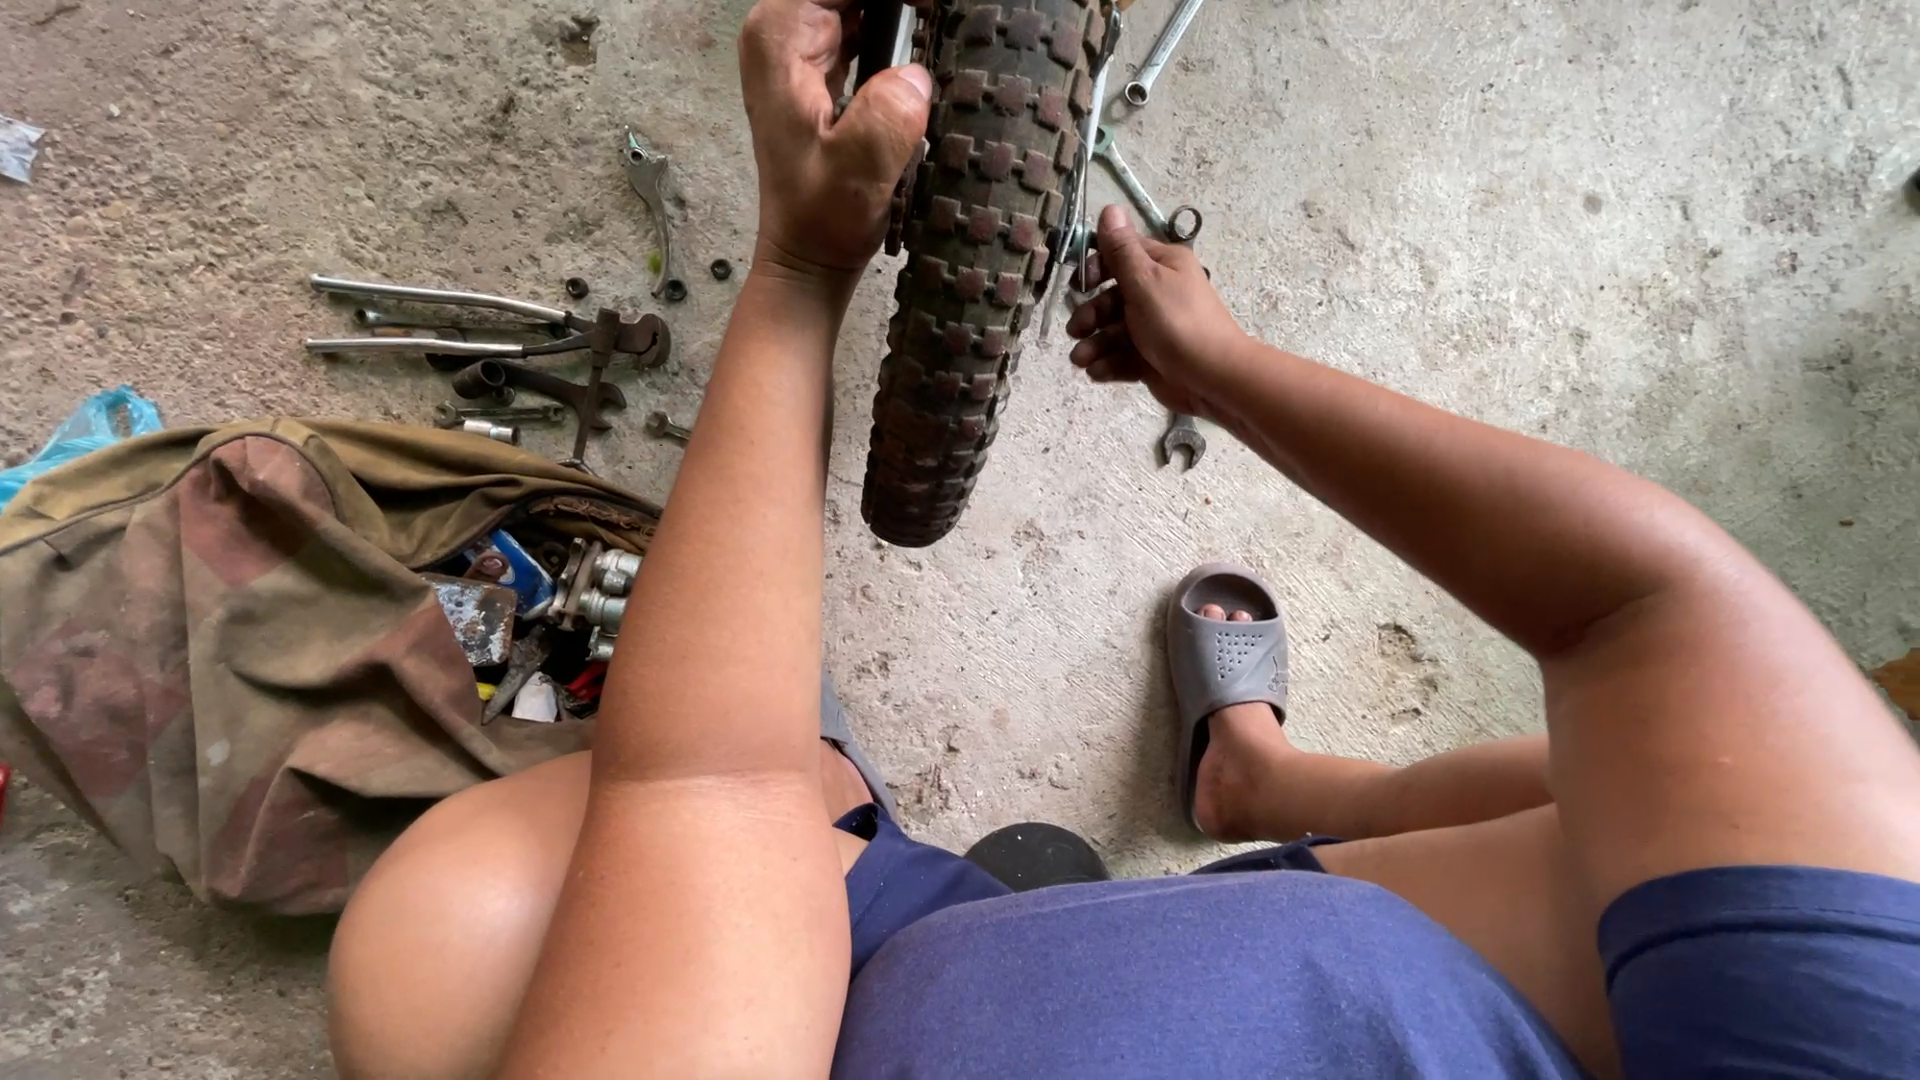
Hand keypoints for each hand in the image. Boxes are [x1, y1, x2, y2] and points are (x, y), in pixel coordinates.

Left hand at [738, 0, 932, 277]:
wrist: (808, 259)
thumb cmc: (823, 220)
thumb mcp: (858, 169)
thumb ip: (888, 113)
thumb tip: (918, 75)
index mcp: (781, 35)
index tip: (934, 11)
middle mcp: (782, 31)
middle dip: (900, 6)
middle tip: (945, 25)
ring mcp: (798, 52)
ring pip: (859, 5)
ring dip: (899, 17)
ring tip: (939, 32)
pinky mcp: (819, 75)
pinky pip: (862, 30)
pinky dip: (893, 35)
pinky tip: (923, 50)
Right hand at [1065, 205, 1252, 420]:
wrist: (1212, 378)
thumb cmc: (1178, 323)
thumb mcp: (1146, 281)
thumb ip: (1122, 250)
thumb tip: (1110, 207)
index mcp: (1162, 266)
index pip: (1121, 256)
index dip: (1096, 268)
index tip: (1080, 285)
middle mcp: (1157, 293)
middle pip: (1112, 298)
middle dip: (1090, 315)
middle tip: (1074, 331)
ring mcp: (1153, 329)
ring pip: (1113, 332)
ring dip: (1093, 345)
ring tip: (1080, 361)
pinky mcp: (1150, 359)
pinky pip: (1122, 358)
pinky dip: (1107, 364)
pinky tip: (1096, 373)